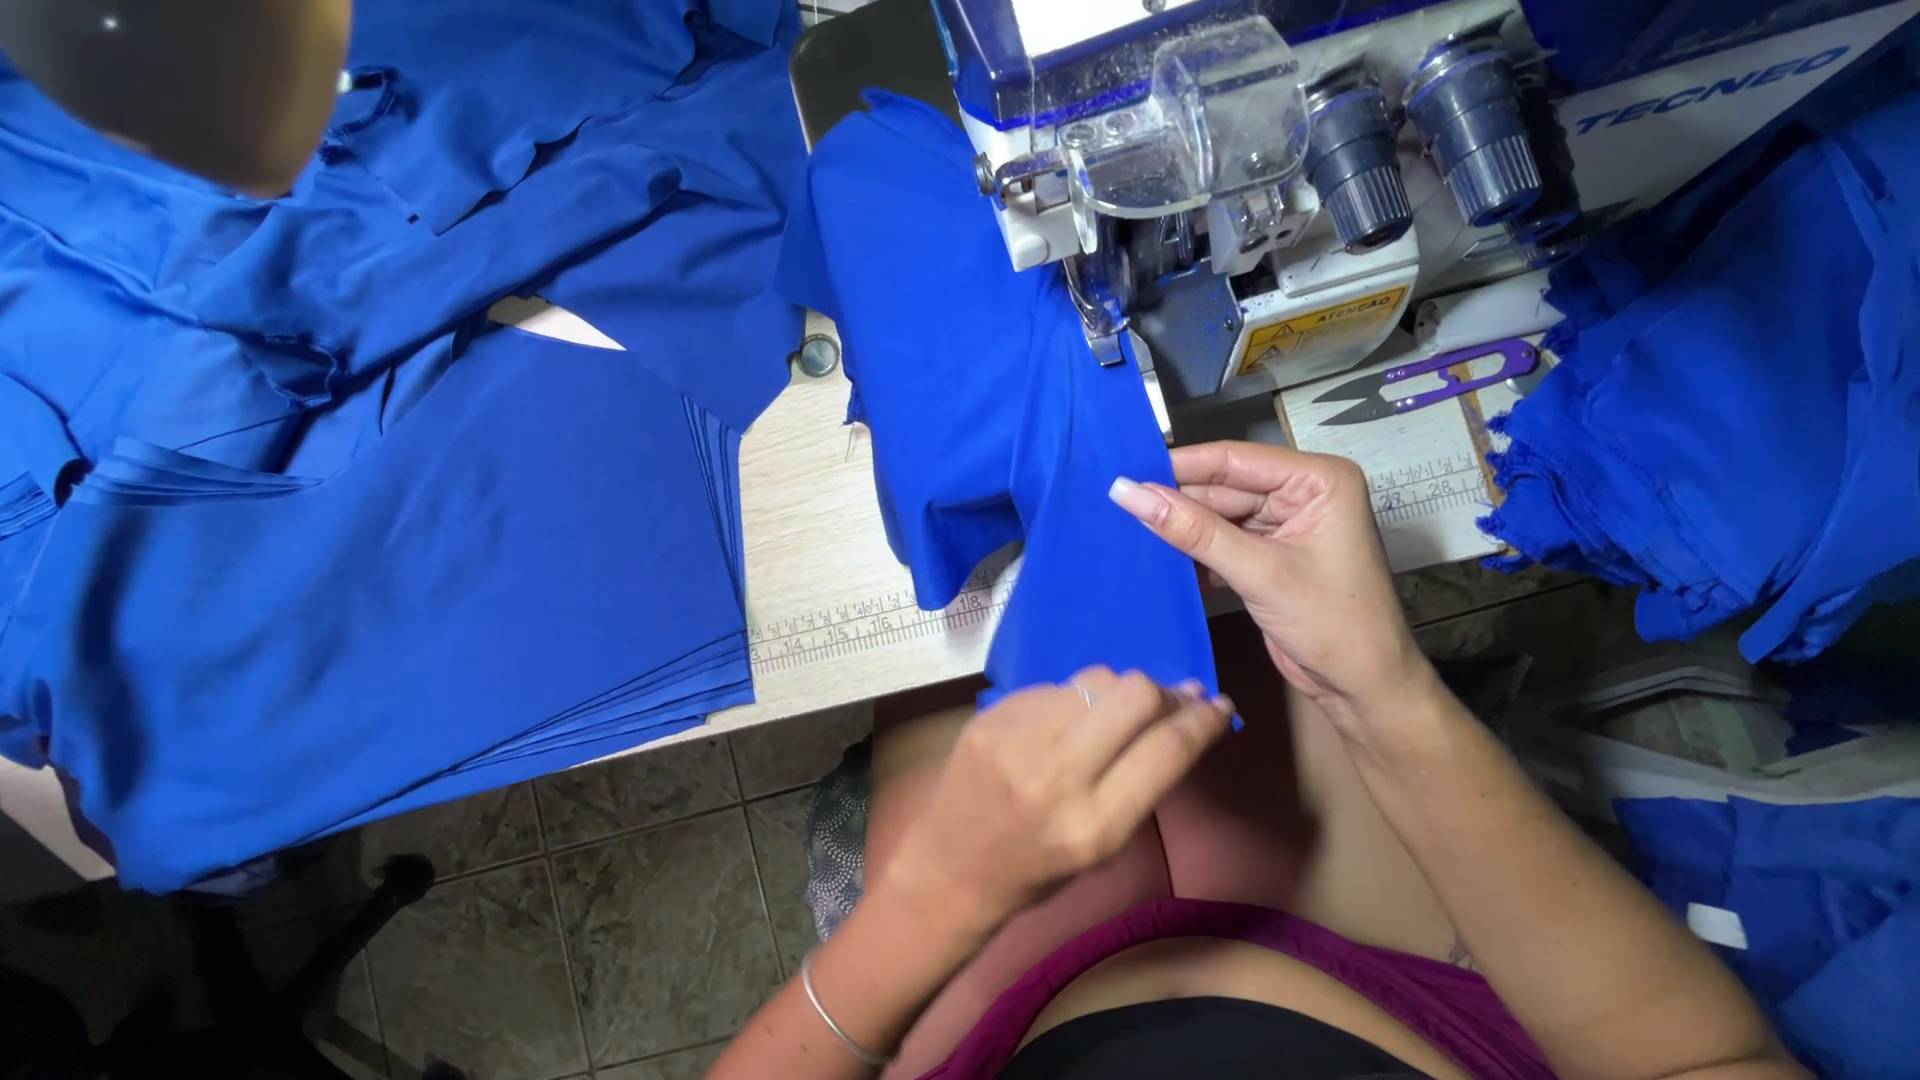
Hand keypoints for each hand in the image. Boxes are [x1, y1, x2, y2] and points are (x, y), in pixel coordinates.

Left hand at [882, 668, 1231, 933]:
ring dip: (1116, 692)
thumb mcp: (1102, 847)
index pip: (1166, 749)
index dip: (1203, 720)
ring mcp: (1017, 738)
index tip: (1219, 705)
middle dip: (1161, 692)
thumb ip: (1139, 782)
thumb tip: (1181, 715)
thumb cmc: (1036, 870)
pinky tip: (1064, 722)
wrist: (949, 868)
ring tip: (1112, 714)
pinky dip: (1071, 699)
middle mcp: (1057, 774)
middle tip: (1166, 701)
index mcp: (1093, 825)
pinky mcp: (991, 716)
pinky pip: (1053, 686)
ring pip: (1095, 679)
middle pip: (1133, 693)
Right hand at [1108, 441, 1428, 715]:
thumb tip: (1128, 494)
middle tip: (1116, 505)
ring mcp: (1284, 524)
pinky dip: (1193, 550)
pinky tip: (1157, 555)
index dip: (1178, 467)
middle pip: (1222, 486)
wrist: (1364, 689)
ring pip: (1216, 514)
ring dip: (1179, 526)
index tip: (1125, 472)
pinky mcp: (1268, 554)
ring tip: (1125, 528)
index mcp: (1317, 480)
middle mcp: (1301, 493)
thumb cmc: (1332, 624)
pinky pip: (1220, 540)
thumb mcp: (1259, 572)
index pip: (1234, 460)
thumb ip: (1193, 531)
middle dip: (1175, 499)